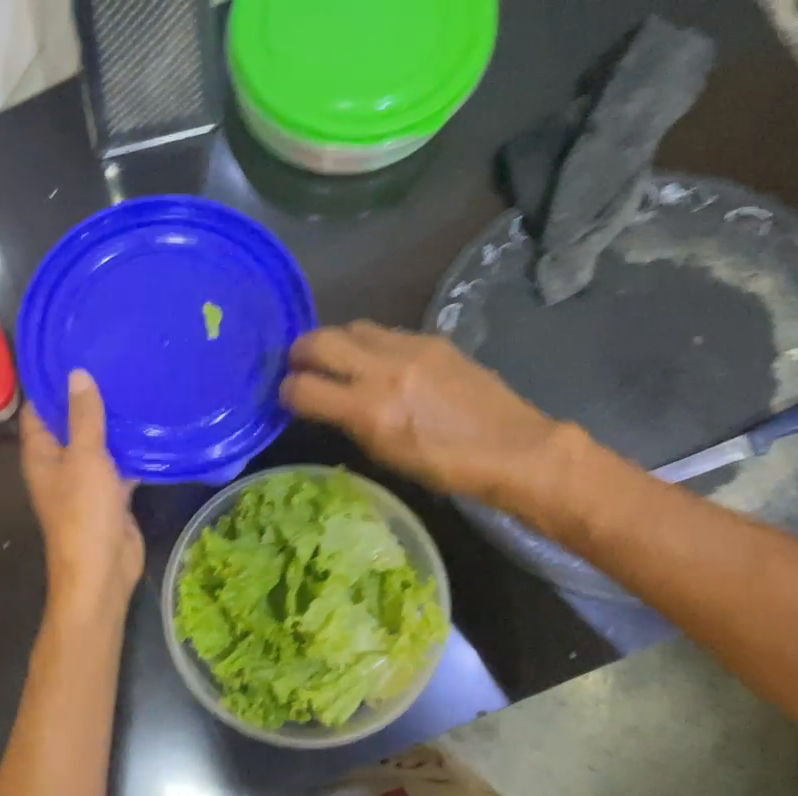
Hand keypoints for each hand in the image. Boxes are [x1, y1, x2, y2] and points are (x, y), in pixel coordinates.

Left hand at [21, 370, 143, 619]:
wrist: (102, 570)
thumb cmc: (84, 512)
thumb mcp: (84, 457)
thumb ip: (84, 416)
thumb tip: (77, 373)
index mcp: (40, 454)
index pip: (38, 410)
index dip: (51, 384)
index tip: (73, 351)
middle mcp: (59, 465)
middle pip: (70, 425)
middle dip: (88, 398)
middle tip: (114, 360)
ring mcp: (86, 482)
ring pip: (98, 444)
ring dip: (113, 423)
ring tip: (137, 384)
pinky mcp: (111, 496)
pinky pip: (121, 465)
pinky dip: (134, 450)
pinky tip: (155, 426)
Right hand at [280, 322, 565, 506]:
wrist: (511, 447)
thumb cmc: (443, 467)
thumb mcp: (384, 454)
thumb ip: (348, 422)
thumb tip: (322, 403)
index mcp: (369, 409)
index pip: (302, 387)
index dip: (286, 391)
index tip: (286, 397)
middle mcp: (383, 370)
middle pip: (319, 341)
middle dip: (300, 353)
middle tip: (300, 366)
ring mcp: (410, 348)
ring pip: (352, 328)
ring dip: (336, 343)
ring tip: (338, 361)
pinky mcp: (432, 339)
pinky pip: (385, 332)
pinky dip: (370, 344)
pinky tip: (379, 362)